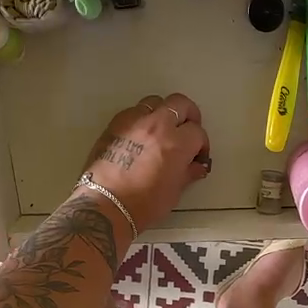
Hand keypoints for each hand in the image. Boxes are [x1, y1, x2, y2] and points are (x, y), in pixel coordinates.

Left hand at [83, 93, 210, 233]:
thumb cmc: (143, 204)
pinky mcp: (115, 124)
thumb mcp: (174, 192)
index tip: (198, 156)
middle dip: (189, 116)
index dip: (202, 145)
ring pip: (156, 102)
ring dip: (164, 113)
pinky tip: (142, 136)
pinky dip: (143, 119)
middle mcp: (157, 125)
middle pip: (180, 104)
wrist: (106, 205)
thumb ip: (187, 172)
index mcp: (176, 143)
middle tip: (188, 132)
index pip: (198, 132)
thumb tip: (196, 166)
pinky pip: (134, 111)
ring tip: (163, 132)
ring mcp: (134, 121)